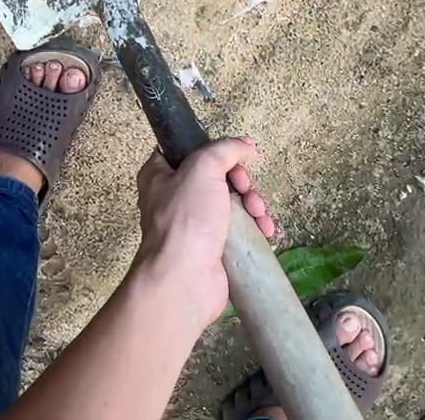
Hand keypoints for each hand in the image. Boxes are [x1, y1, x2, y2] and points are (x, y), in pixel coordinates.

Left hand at [130, 138, 277, 334]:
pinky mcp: (212, 247)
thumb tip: (245, 144)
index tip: (234, 156)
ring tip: (259, 214)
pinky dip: (254, 227)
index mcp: (159, 174)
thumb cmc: (186, 218)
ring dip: (252, 204)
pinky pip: (237, 229)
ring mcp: (194, 224)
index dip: (213, 150)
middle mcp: (173, 196)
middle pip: (215, 176)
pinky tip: (265, 231)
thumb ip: (224, 150)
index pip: (187, 150)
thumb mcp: (203, 169)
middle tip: (246, 189)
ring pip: (230, 202)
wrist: (185, 280)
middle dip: (240, 181)